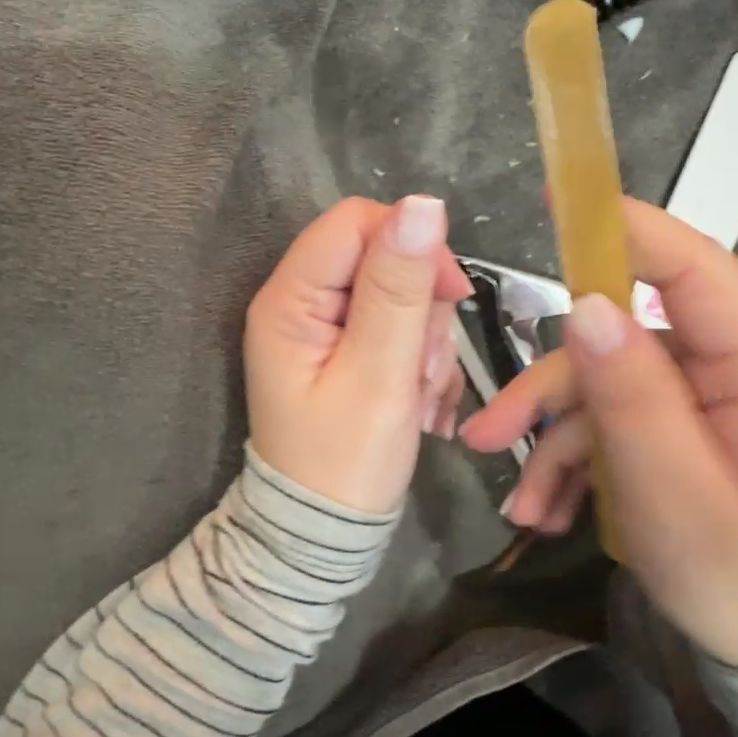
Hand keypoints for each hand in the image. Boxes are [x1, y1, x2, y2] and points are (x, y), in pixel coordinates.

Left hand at [245, 195, 471, 513]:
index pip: (355, 223)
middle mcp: (296, 302)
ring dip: (423, 339)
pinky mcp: (341, 350)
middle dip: (419, 307)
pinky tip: (416, 398)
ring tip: (417, 393)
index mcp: (288, 300)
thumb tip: (421, 204)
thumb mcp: (379, 375)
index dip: (410, 246)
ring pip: (396, 292)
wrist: (324, 532)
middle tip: (422, 367)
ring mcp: (319, 327)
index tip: (449, 297)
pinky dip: (416, 357)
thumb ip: (398, 289)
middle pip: (379, 255)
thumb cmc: (347, 463)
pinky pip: (395, 326)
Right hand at [460, 198, 737, 669]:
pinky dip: (577, 465)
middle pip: (628, 345)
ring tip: (519, 505)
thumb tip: (588, 308)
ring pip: (611, 392)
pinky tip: (545, 511)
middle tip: (484, 435)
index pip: (700, 273)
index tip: (563, 201)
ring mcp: (714, 411)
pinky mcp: (691, 441)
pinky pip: (620, 430)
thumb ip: (634, 398)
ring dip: (554, 443)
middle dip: (551, 389)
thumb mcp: (675, 496)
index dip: (633, 231)